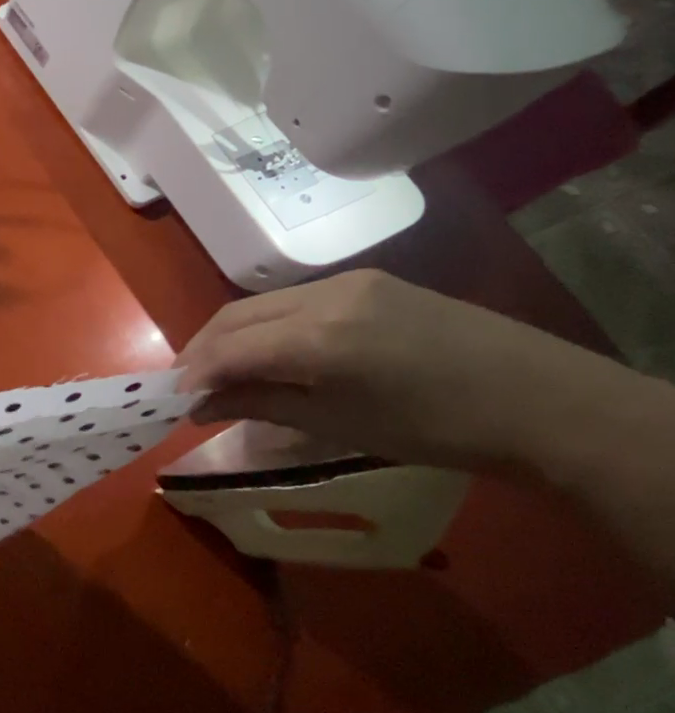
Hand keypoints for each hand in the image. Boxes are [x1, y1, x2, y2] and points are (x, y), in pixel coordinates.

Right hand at [174, 270, 632, 473]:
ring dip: (230, 339)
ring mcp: (352, 283)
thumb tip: (196, 406)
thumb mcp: (334, 424)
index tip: (170, 404)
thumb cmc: (433, 428)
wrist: (542, 404)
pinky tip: (267, 355)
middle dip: (201, 352)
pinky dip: (266, 328)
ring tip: (222, 376)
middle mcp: (326, 296)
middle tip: (186, 390)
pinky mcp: (372, 284)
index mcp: (317, 336)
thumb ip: (257, 404)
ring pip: (261, 306)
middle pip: (234, 317)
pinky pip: (295, 303)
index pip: (226, 348)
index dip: (190, 376)